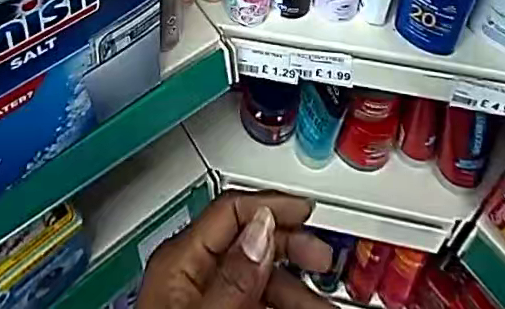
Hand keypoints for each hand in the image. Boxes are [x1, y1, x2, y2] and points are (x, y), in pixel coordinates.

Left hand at [138, 192, 335, 308]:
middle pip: (251, 245)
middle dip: (292, 251)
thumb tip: (262, 228)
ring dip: (297, 292)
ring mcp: (203, 306)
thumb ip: (234, 276)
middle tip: (322, 260)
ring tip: (325, 307)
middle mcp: (191, 279)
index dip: (272, 205)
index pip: (230, 211)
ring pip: (260, 284)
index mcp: (179, 264)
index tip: (306, 210)